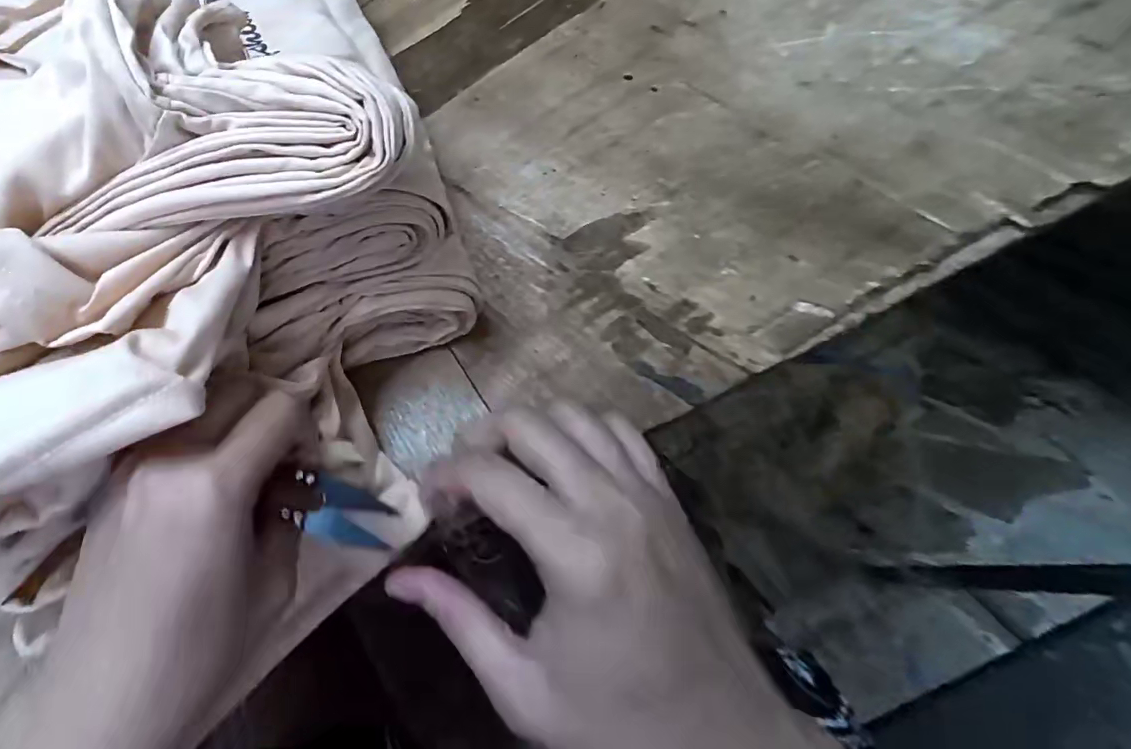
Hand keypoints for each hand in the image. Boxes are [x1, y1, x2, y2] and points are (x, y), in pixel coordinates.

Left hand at [0, 388, 308, 748]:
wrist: (107, 690)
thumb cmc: (199, 653)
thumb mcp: (271, 587)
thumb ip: (287, 514)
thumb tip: (290, 478)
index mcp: (214, 483)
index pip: (278, 408)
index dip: (306, 426)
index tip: (307, 462)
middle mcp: (169, 452)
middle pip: (238, 388)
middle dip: (272, 412)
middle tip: (281, 458)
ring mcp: (134, 457)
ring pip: (199, 400)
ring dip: (232, 417)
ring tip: (241, 465)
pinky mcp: (113, 471)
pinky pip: (166, 427)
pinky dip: (196, 433)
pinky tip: (200, 475)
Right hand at [385, 404, 835, 748]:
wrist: (735, 748)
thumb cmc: (620, 724)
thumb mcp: (524, 690)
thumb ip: (457, 620)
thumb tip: (395, 578)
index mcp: (575, 553)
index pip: (486, 473)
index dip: (442, 475)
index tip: (428, 499)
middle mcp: (612, 507)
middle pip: (525, 424)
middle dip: (477, 438)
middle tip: (461, 478)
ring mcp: (648, 497)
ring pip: (572, 414)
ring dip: (528, 428)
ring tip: (508, 465)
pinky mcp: (671, 500)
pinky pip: (619, 430)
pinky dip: (581, 430)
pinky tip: (564, 465)